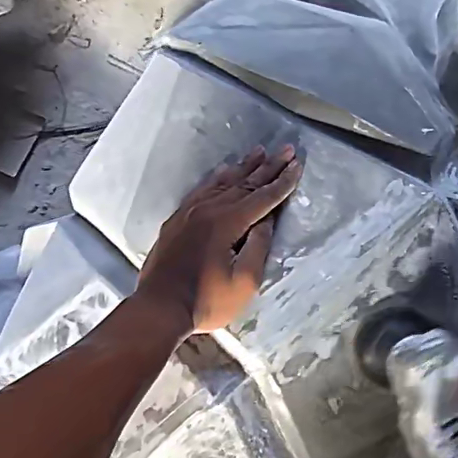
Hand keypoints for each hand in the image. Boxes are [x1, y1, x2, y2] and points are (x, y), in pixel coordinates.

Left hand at [134, 146, 301, 334]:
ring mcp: (188, 212)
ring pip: (222, 182)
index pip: (262, 197)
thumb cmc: (206, 301)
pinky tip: (223, 172)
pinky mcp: (176, 220)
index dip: (282, 182)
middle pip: (244, 183)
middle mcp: (207, 209)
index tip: (297, 165)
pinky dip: (216, 178)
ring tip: (259, 152)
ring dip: (243, 167)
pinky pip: (201, 190)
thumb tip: (266, 219)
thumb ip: (258, 246)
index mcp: (227, 222)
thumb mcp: (244, 281)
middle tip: (286, 149)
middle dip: (268, 167)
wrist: (159, 307)